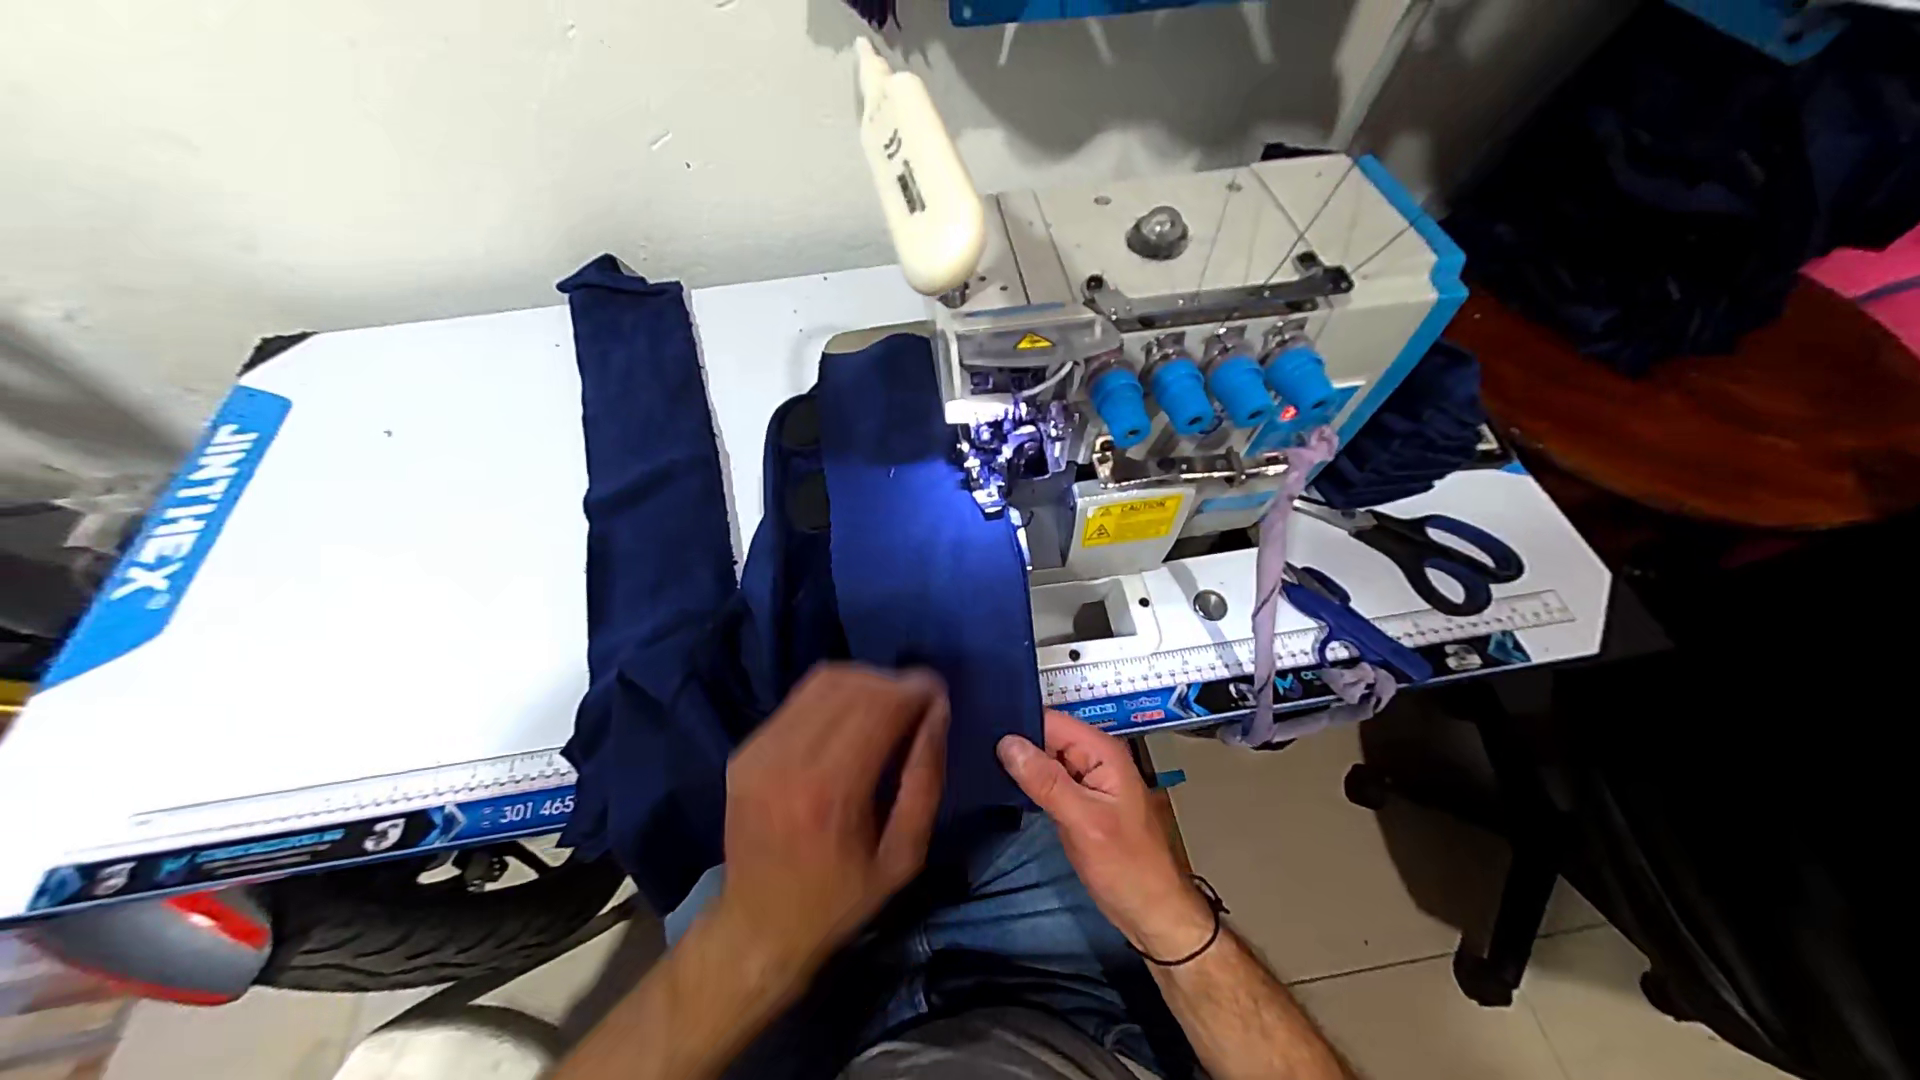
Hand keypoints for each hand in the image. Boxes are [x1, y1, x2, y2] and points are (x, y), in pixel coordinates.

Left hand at [711, 664, 948, 986]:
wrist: (759, 927)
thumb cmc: (841, 898)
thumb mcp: (904, 855)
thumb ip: (926, 778)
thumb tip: (938, 712)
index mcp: (831, 792)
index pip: (879, 707)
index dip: (914, 690)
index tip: (938, 692)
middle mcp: (788, 760)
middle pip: (853, 687)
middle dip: (894, 682)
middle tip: (919, 699)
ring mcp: (759, 750)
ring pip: (824, 682)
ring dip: (865, 681)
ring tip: (889, 703)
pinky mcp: (745, 749)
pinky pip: (799, 700)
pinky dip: (835, 696)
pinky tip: (851, 718)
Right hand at [997, 711, 1214, 959]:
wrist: (1151, 913)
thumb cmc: (1126, 866)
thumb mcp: (1083, 821)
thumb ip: (1045, 781)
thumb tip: (1007, 742)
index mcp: (1102, 751)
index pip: (1051, 721)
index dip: (1017, 722)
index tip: (978, 729)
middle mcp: (1093, 757)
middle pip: (1045, 736)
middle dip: (1014, 742)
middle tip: (973, 750)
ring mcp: (1084, 780)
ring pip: (1042, 758)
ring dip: (1017, 763)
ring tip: (979, 764)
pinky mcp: (1075, 800)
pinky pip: (1046, 780)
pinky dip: (1026, 782)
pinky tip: (1000, 785)